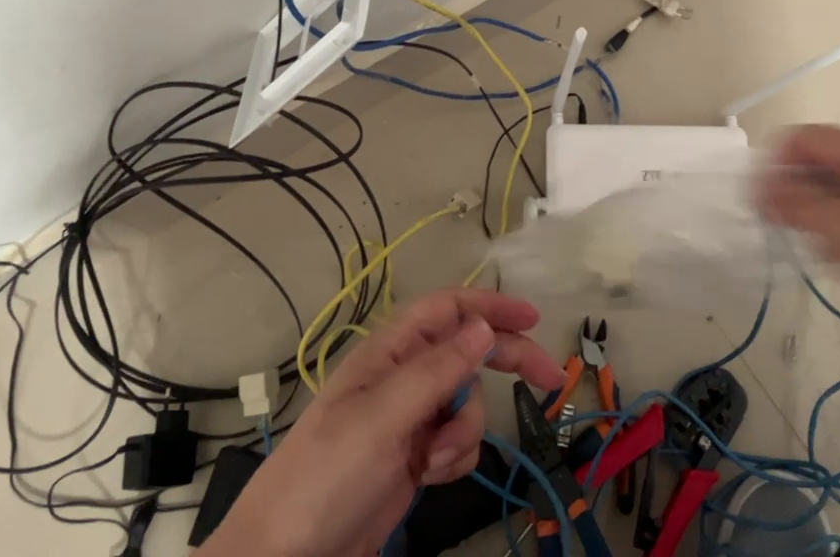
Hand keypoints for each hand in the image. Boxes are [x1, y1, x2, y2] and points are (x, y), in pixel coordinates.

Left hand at [200, 288, 564, 556]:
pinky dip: (456, 457)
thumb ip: (435, 371)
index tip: (533, 320)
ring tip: (436, 460)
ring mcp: (409, 419)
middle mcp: (402, 378)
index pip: (446, 310)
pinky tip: (431, 475)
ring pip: (467, 403)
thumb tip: (482, 326)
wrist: (289, 555)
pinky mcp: (415, 457)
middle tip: (550, 381)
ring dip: (466, 431)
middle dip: (506, 363)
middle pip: (467, 352)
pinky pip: (458, 442)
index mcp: (388, 353)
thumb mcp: (381, 418)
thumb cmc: (327, 474)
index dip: (489, 307)